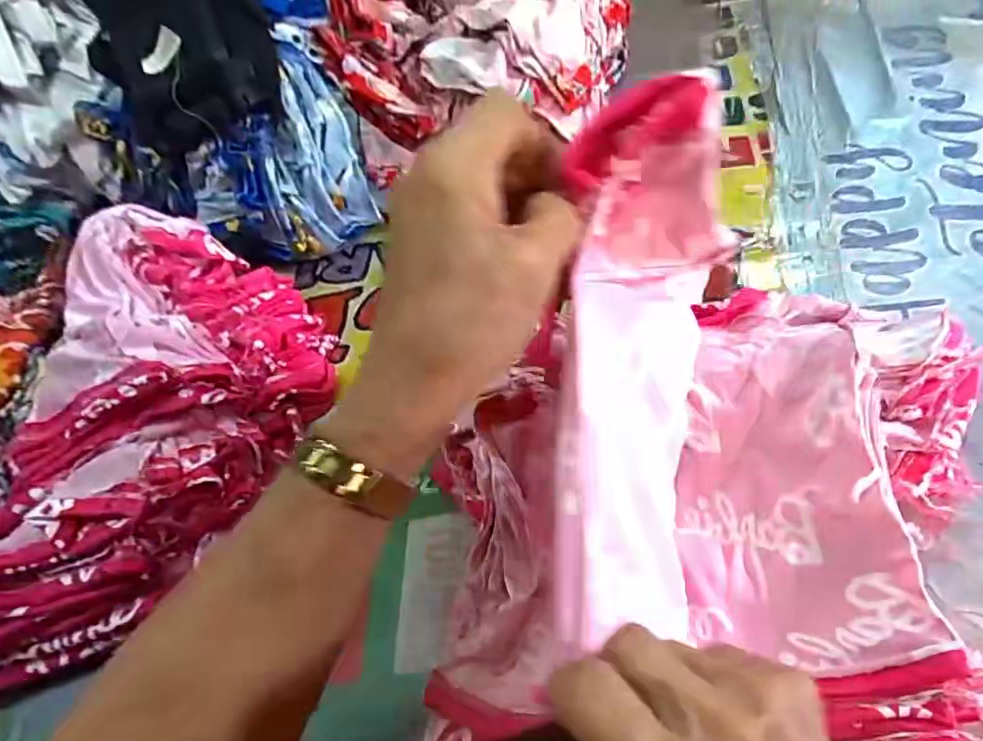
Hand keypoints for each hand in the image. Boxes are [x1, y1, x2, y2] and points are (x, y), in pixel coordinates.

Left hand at [327, 92, 581, 474]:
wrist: (412, 385)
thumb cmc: (475, 322)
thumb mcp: (535, 265)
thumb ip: (563, 216)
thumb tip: (563, 204)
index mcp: (453, 164)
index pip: (511, 112)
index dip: (551, 146)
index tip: (570, 201)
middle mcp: (427, 173)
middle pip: (496, 147)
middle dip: (539, 183)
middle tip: (563, 237)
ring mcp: (417, 209)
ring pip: (484, 185)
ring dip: (522, 215)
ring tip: (543, 265)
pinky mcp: (417, 243)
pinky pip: (466, 216)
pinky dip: (497, 234)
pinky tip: (513, 278)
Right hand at [550, 626, 936, 740]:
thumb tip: (572, 739)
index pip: (584, 681)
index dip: (570, 690)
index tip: (579, 710)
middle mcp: (701, 716)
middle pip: (627, 641)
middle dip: (616, 669)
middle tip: (631, 705)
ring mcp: (750, 689)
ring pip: (674, 644)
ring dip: (666, 675)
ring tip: (690, 718)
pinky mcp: (786, 677)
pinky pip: (721, 655)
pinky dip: (712, 681)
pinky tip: (733, 721)